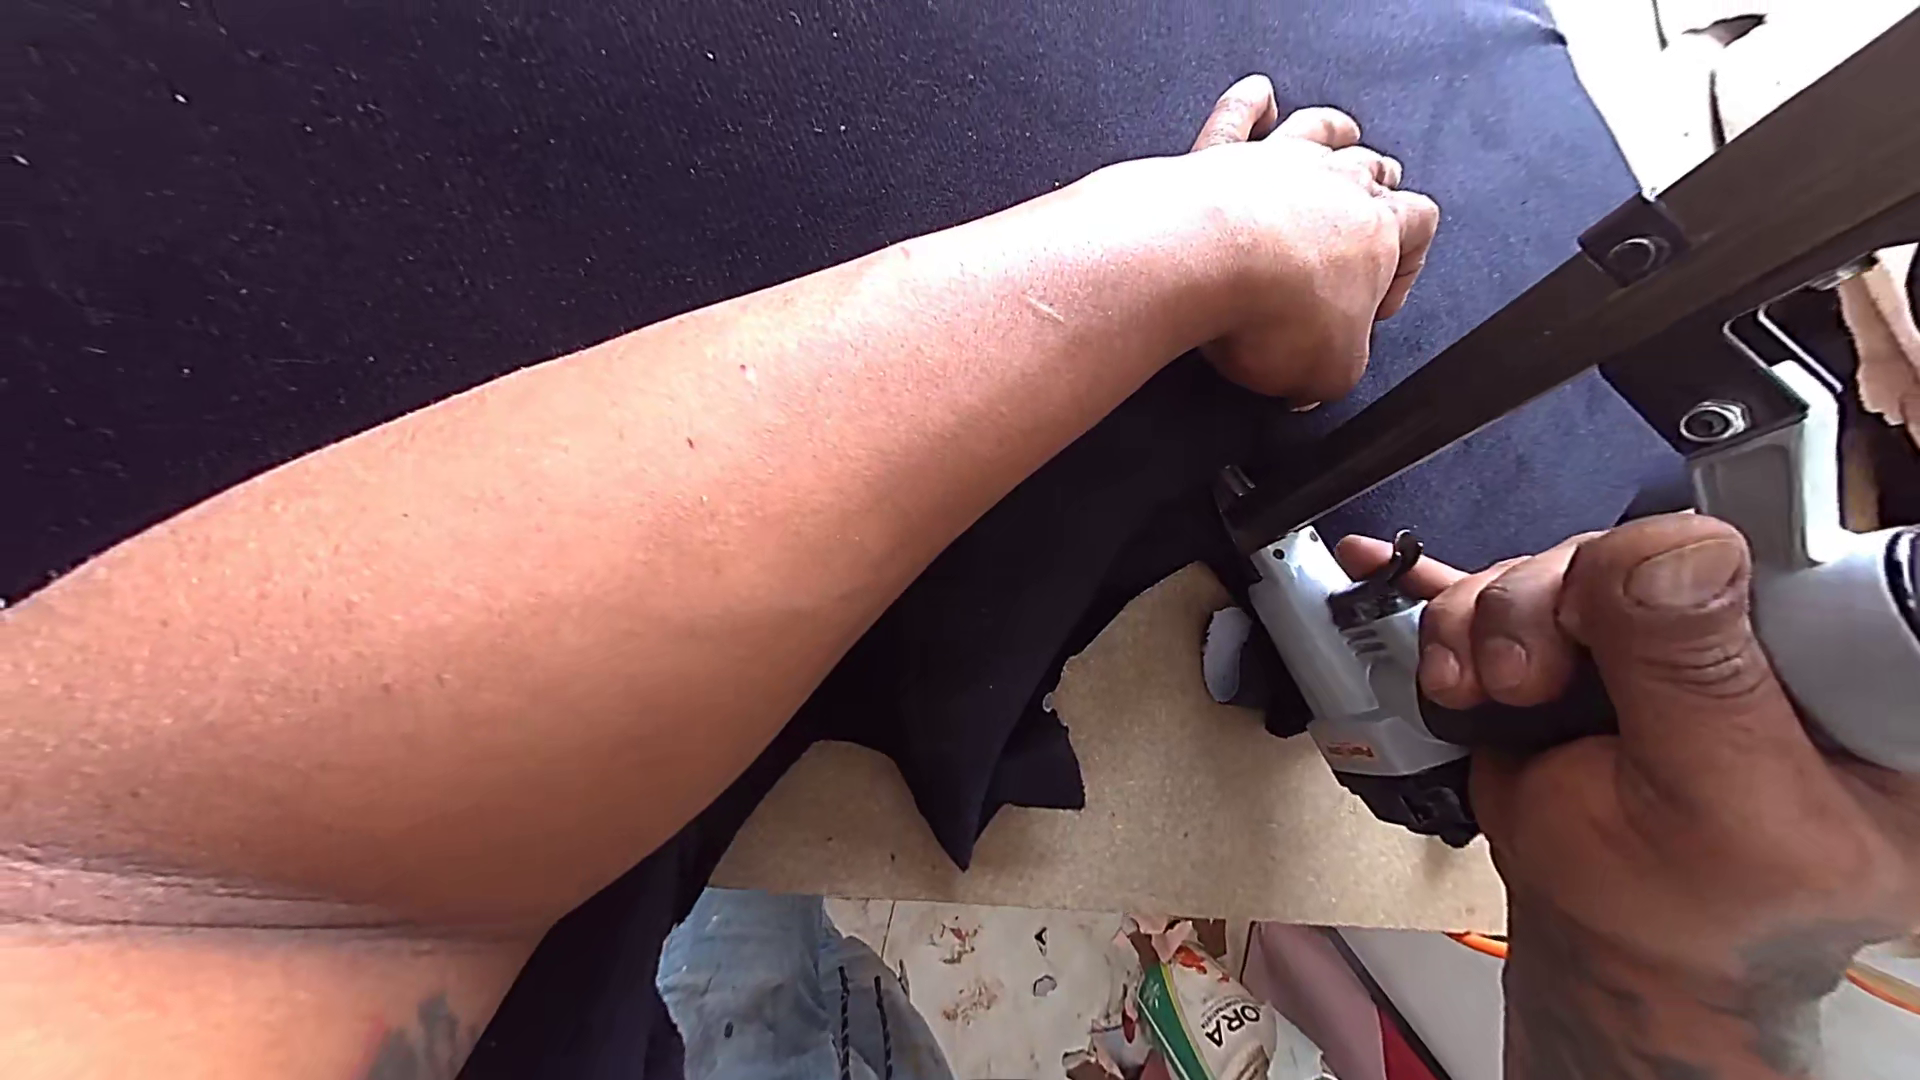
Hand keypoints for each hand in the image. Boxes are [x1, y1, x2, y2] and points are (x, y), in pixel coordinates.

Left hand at [1124, 75, 1438, 401]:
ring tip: (1340, 145)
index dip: (1406, 264)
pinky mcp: (1215, 158)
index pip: (1417, 231)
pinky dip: (1250, 105)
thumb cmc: (1269, 312)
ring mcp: (1272, 164)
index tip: (1379, 300)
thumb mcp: (1324, 371)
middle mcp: (1330, 184)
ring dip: (1335, 138)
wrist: (1204, 263)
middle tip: (1363, 223)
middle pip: (1373, 173)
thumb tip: (1316, 387)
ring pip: (1323, 133)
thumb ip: (1333, 375)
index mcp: (1374, 232)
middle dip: (1376, 196)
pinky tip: (1257, 101)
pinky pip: (1240, 115)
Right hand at [1337, 515, 1919, 1075]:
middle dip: (1525, 613)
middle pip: (1595, 554)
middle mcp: (1712, 629)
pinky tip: (1369, 561)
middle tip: (1515, 688)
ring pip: (1516, 571)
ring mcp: (1608, 629)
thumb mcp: (1722, 804)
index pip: (1742, 556)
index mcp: (1817, 662)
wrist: (1598, 913)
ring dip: (1463, 624)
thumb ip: (1698, 680)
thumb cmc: (1683, 893)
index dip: (1650, 576)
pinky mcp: (1531, 639)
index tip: (1595, 642)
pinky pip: (1466, 585)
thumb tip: (1672, 545)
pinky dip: (1416, 578)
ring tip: (1463, 692)